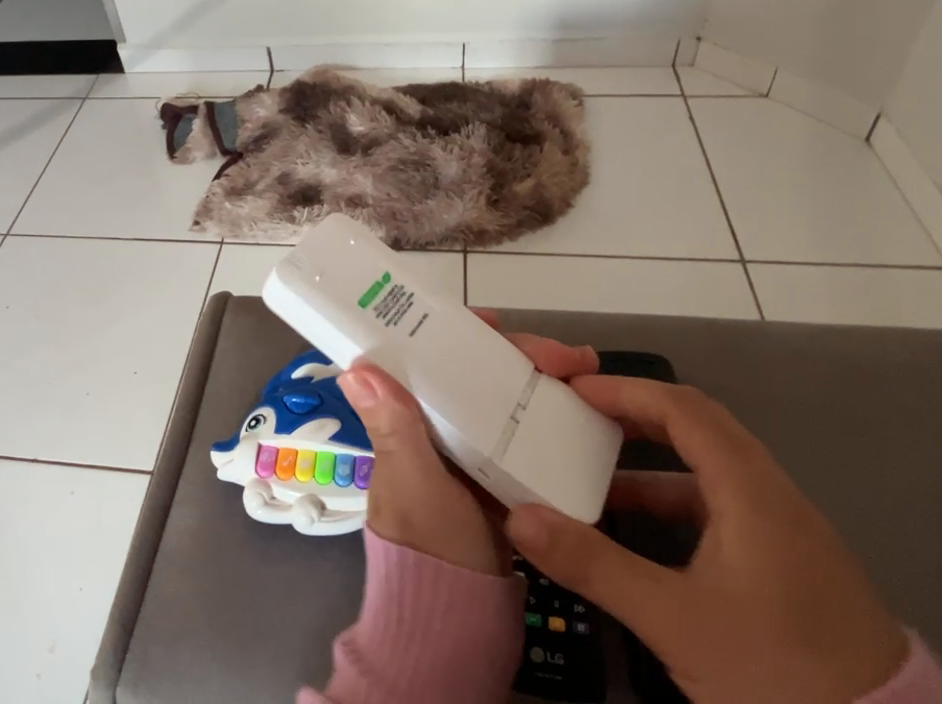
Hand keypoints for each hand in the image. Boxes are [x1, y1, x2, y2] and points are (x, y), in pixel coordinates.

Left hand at [337, 311, 596, 575]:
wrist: (459, 616)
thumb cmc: (429, 545)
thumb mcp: (412, 485)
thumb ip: (393, 430)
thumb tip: (355, 368)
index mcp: (406, 420)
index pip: (426, 357)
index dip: (457, 332)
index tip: (497, 325)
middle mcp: (437, 425)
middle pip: (475, 369)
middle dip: (518, 353)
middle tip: (568, 357)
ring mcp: (471, 448)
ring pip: (503, 394)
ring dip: (541, 376)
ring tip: (585, 368)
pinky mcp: (502, 471)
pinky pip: (525, 428)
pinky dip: (551, 411)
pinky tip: (586, 406)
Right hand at [505, 378, 908, 703]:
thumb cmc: (778, 670)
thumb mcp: (674, 619)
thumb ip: (594, 565)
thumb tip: (519, 516)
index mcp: (750, 492)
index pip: (684, 410)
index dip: (627, 390)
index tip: (573, 390)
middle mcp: (771, 496)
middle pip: (699, 429)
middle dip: (636, 416)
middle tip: (578, 419)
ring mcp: (785, 532)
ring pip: (710, 472)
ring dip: (652, 466)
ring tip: (593, 477)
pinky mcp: (789, 565)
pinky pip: (721, 507)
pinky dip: (675, 504)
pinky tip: (642, 537)